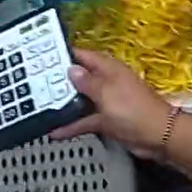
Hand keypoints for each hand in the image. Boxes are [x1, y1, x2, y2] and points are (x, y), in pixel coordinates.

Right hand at [48, 48, 177, 158]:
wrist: (157, 136)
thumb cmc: (132, 109)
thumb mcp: (106, 93)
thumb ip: (86, 82)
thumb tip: (70, 69)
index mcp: (108, 69)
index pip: (83, 56)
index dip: (65, 55)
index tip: (43, 56)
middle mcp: (106, 82)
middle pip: (79, 78)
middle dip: (59, 80)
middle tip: (34, 82)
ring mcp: (106, 102)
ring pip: (81, 100)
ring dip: (64, 104)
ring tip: (40, 105)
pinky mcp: (107, 120)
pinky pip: (86, 120)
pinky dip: (72, 125)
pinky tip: (55, 131)